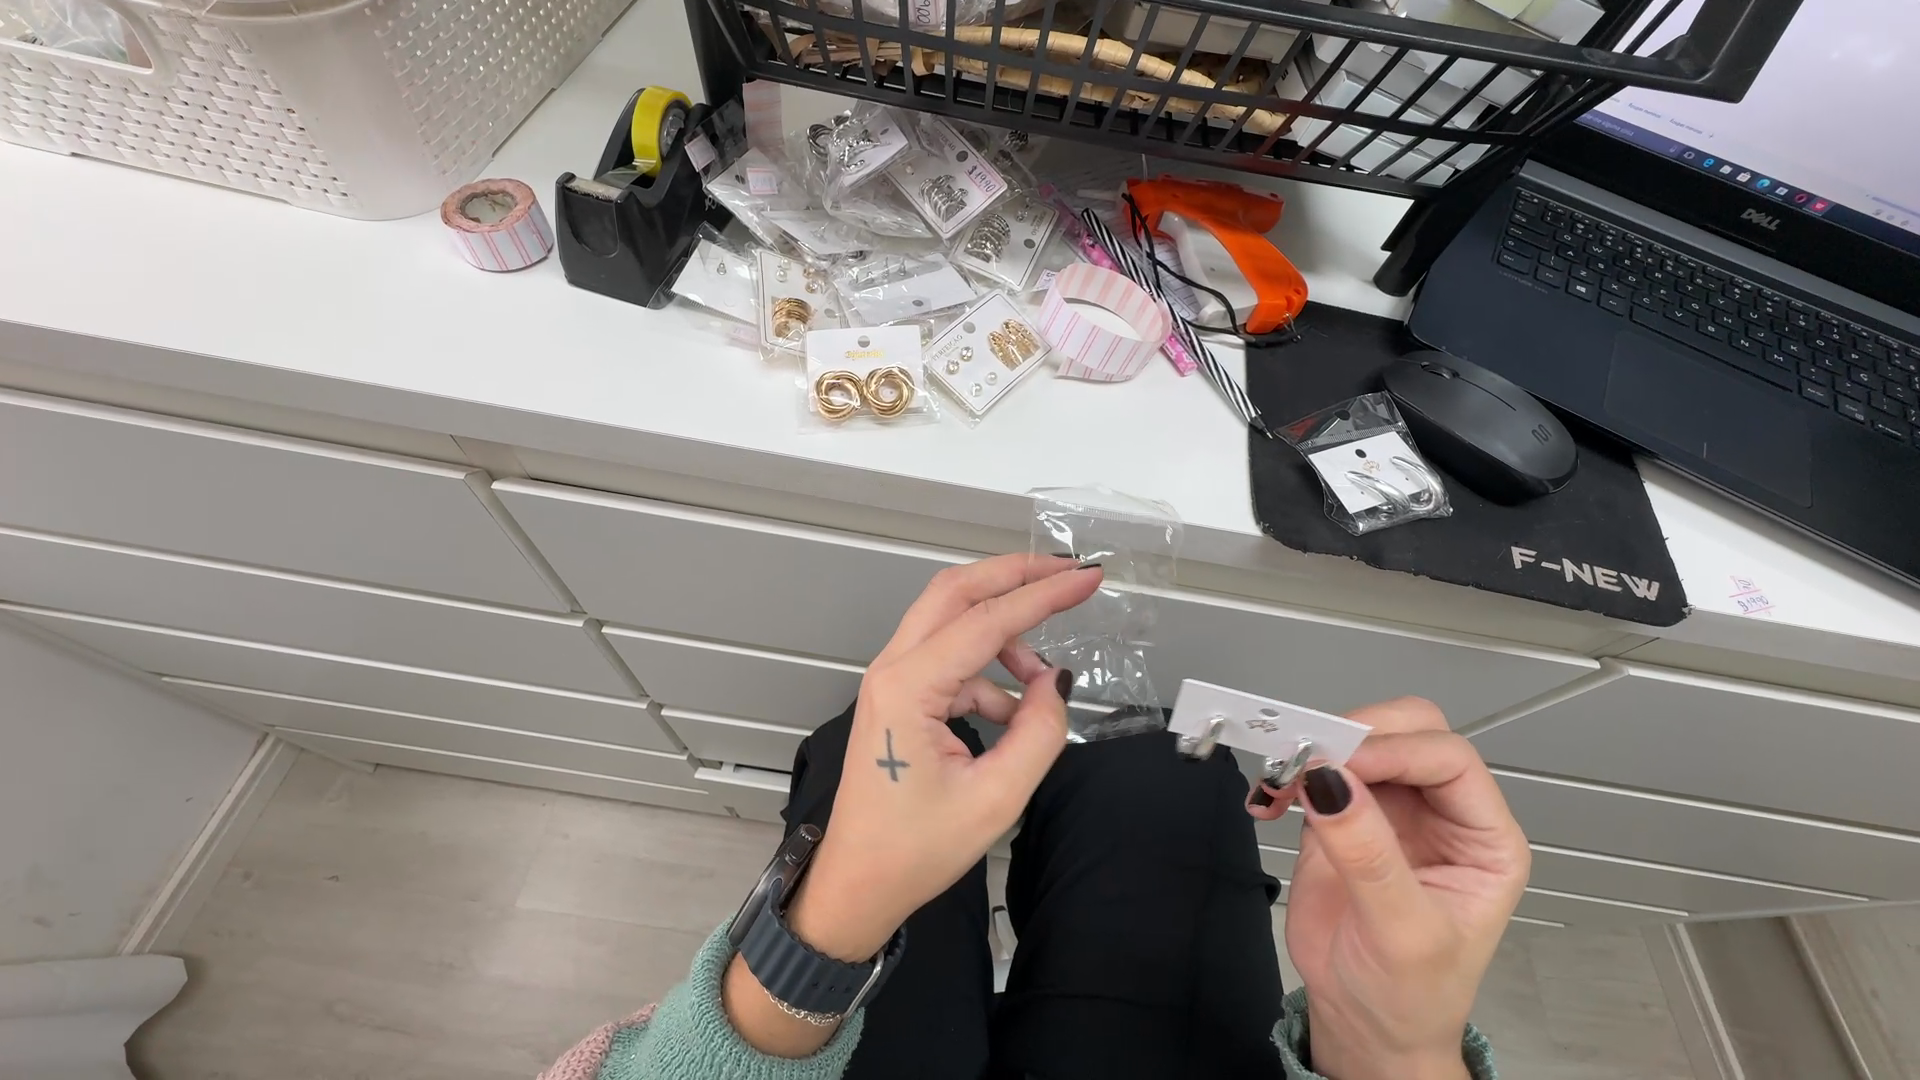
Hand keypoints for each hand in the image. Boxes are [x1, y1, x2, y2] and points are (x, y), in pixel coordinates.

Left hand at [725, 553, 1101, 1055]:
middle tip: (1067, 572)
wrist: (857, 886)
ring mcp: (891, 679)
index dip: (1042, 594)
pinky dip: (988, 673)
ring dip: (1002, 629)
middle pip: (955, 591)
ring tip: (1043, 674)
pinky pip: (950, 661)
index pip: (985, 619)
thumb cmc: (916, 850)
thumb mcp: (996, 798)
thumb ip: (1038, 731)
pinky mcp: (898, 696)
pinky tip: (1015, 712)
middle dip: (1014, 574)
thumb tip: (1056, 682)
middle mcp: (893, 668)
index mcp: (909, 687)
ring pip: (949, 619)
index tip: (1088, 577)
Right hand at [1246, 698, 1529, 1079]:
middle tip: (1307, 759)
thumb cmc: (1407, 993)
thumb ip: (1369, 856)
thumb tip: (1328, 778)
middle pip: (1407, 731)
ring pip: (1356, 741)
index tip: (1336, 767)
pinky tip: (1266, 802)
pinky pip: (1314, 769)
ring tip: (1276, 782)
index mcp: (1482, 836)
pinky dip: (1284, 773)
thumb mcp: (1402, 934)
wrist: (1362, 1023)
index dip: (1394, 751)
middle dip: (1355, 735)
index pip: (1448, 758)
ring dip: (1311, 748)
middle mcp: (1439, 811)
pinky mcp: (1338, 814)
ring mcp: (1387, 809)